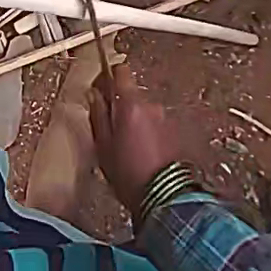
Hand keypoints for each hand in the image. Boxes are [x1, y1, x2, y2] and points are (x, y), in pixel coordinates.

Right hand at [87, 66, 183, 216]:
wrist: (164, 198)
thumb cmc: (129, 174)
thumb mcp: (102, 145)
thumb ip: (98, 115)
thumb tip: (94, 96)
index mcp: (131, 105)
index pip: (121, 72)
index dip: (109, 77)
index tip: (100, 88)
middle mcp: (151, 106)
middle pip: (131, 94)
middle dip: (119, 106)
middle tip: (108, 127)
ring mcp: (166, 119)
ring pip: (143, 111)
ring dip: (134, 121)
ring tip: (125, 145)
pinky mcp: (176, 133)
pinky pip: (155, 124)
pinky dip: (147, 132)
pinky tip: (140, 151)